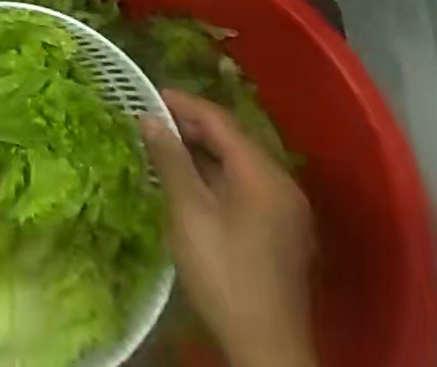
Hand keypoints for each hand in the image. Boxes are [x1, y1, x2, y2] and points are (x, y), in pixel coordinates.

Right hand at [142, 90, 316, 366]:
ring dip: (206, 151)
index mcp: (262, 171)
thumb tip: (150, 119)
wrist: (267, 346)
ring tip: (169, 147)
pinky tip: (195, 182)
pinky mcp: (283, 227)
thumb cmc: (224, 274)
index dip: (185, 104)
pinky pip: (248, 183)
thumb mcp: (189, 214)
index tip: (152, 95)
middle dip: (194, 126)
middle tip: (155, 122)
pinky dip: (219, 174)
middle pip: (234, 138)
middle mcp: (281, 179)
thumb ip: (171, 160)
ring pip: (241, 162)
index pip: (220, 121)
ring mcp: (286, 205)